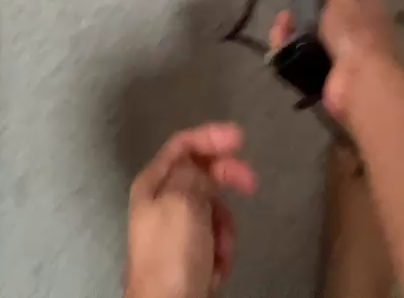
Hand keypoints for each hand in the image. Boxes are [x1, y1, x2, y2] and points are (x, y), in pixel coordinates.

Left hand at [125, 123, 258, 297]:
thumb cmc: (171, 252)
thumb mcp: (182, 201)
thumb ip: (194, 173)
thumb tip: (203, 166)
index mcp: (153, 184)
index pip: (183, 145)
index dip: (211, 136)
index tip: (241, 138)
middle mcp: (162, 202)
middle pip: (200, 175)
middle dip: (226, 181)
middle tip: (250, 183)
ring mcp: (175, 231)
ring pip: (212, 210)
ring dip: (224, 226)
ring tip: (221, 247)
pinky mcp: (188, 256)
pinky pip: (214, 239)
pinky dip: (220, 250)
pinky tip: (217, 266)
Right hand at [268, 0, 403, 120]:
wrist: (362, 84)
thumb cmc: (357, 33)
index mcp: (366, 12)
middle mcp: (356, 35)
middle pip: (320, 21)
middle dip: (299, 16)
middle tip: (285, 15)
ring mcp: (340, 60)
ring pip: (307, 42)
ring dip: (289, 35)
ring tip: (280, 30)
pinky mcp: (325, 80)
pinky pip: (300, 63)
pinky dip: (288, 56)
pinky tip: (279, 49)